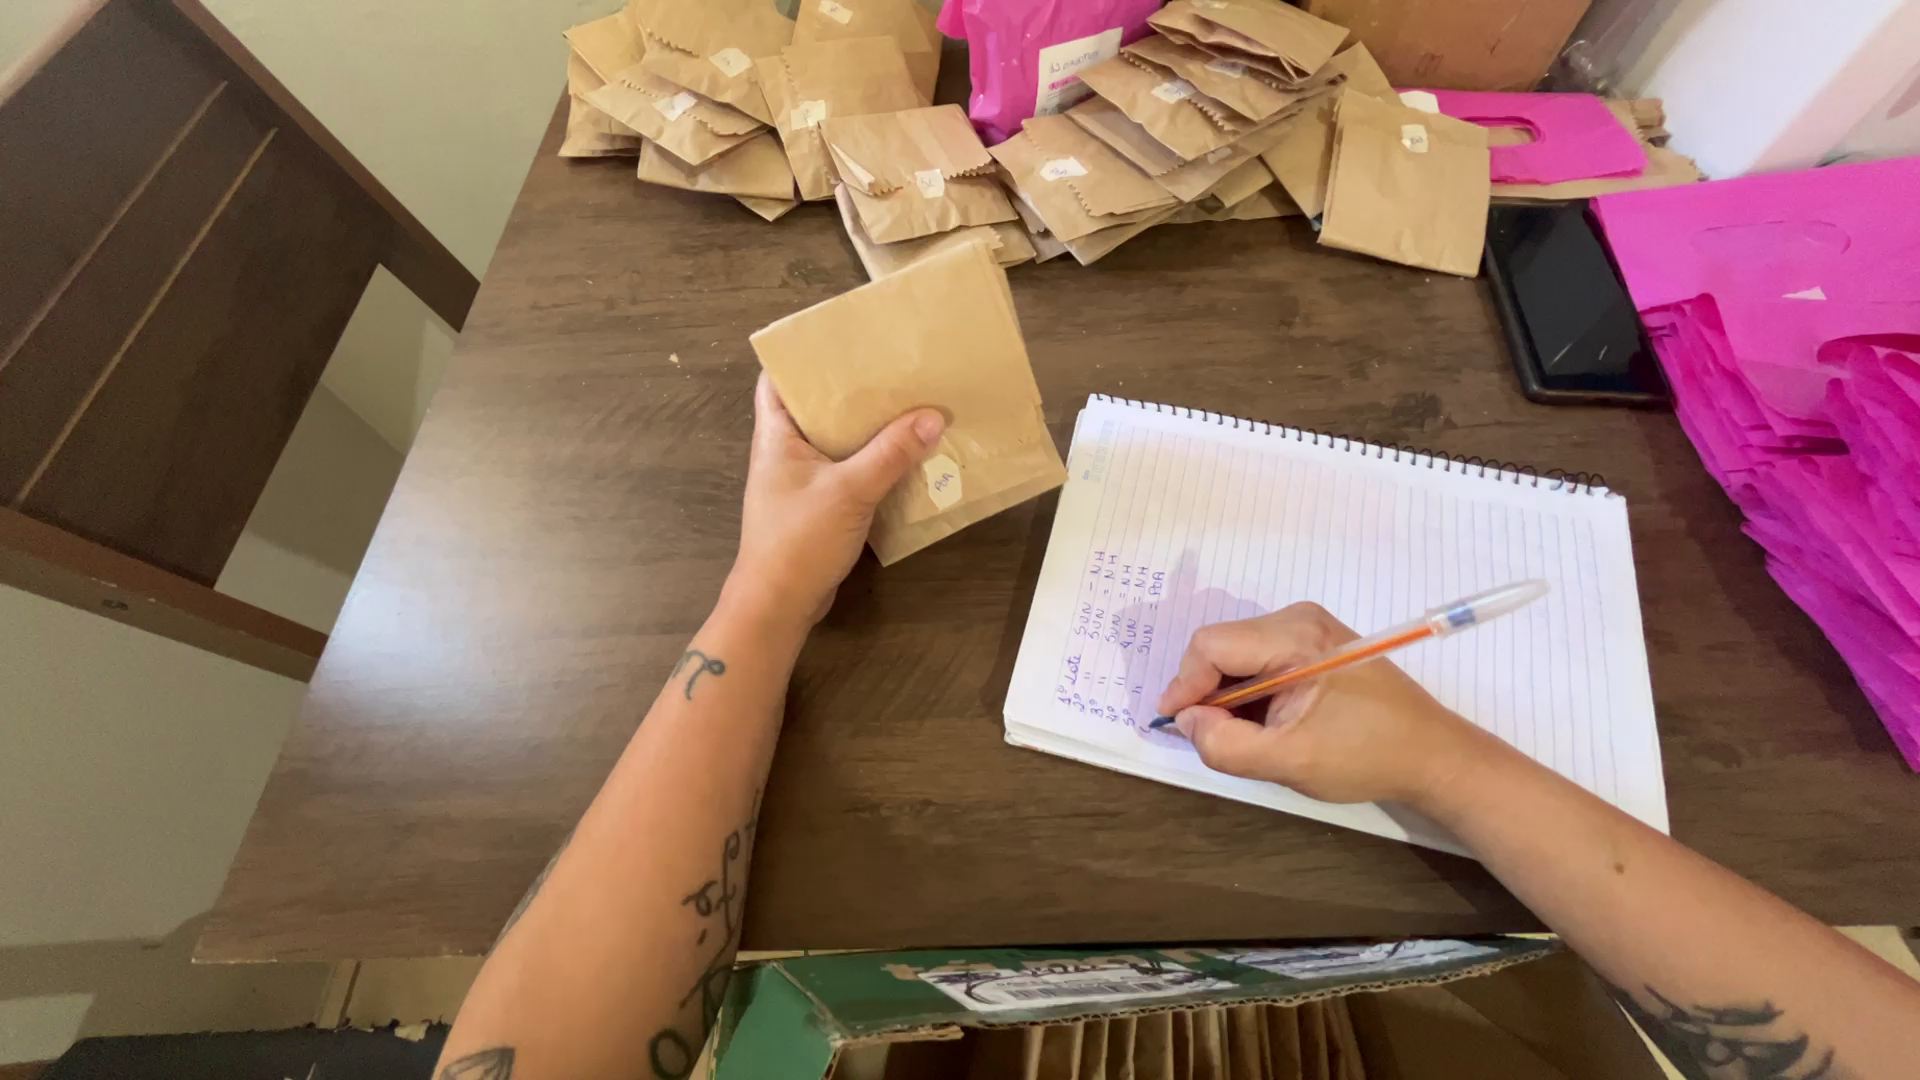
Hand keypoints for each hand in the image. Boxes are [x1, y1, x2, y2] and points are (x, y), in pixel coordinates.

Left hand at [726, 374, 944, 629]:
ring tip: (908, 404)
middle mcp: (785, 451)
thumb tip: (933, 417)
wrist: (780, 604)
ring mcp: (802, 479)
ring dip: (868, 428)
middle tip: (892, 368)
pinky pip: (849, 470)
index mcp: (776, 435)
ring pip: (837, 441)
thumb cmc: (799, 540)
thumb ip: (891, 454)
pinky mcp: (820, 505)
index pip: (778, 378)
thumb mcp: (850, 491)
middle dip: (852, 390)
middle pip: (817, 406)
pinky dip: (873, 461)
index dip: (805, 355)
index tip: (845, 338)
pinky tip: (905, 455)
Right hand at [1156, 603, 1507, 806]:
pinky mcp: (1311, 640)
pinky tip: (1259, 718)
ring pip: (1234, 651)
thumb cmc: (1367, 757)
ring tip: (1238, 730)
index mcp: (1295, 637)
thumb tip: (1186, 720)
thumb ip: (1226, 744)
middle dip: (1205, 689)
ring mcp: (1305, 626)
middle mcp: (1296, 618)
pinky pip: (1255, 656)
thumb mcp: (1290, 761)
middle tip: (1208, 732)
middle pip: (1220, 645)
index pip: (1211, 646)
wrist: (1435, 755)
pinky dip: (1245, 687)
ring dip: (1224, 690)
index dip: (1185, 684)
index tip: (1173, 722)